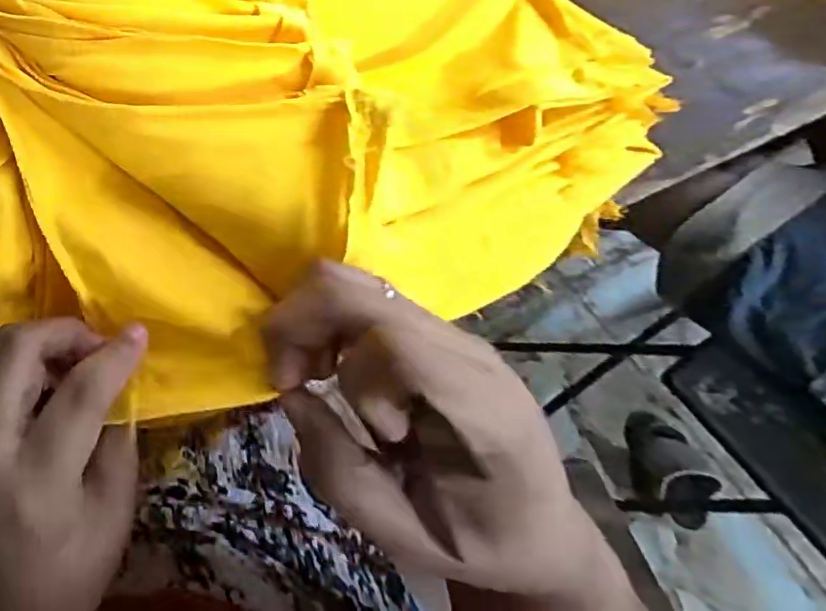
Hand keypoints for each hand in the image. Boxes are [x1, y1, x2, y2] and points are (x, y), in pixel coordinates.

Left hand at [0, 319, 146, 610]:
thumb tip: (119, 389)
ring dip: (47, 343)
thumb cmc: (56, 587)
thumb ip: (118, 450)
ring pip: (2, 353)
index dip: (113, 355)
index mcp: (38, 480)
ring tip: (83, 364)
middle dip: (65, 330)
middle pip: (17, 348)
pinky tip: (58, 384)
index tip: (139, 333)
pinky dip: (32, 363)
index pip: (77, 393)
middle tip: (100, 346)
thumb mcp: (109, 527)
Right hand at [263, 263, 641, 609]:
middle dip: (300, 324)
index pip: (400, 346)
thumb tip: (294, 396)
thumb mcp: (405, 538)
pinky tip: (328, 362)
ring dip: (308, 317)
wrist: (537, 528)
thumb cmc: (477, 543)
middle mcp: (468, 352)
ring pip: (352, 282)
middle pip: (361, 293)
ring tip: (305, 371)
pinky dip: (324, 318)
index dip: (347, 370)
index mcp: (485, 413)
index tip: (325, 412)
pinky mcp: (428, 325)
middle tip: (287, 378)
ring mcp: (448, 331)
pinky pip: (360, 295)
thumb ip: (342, 474)